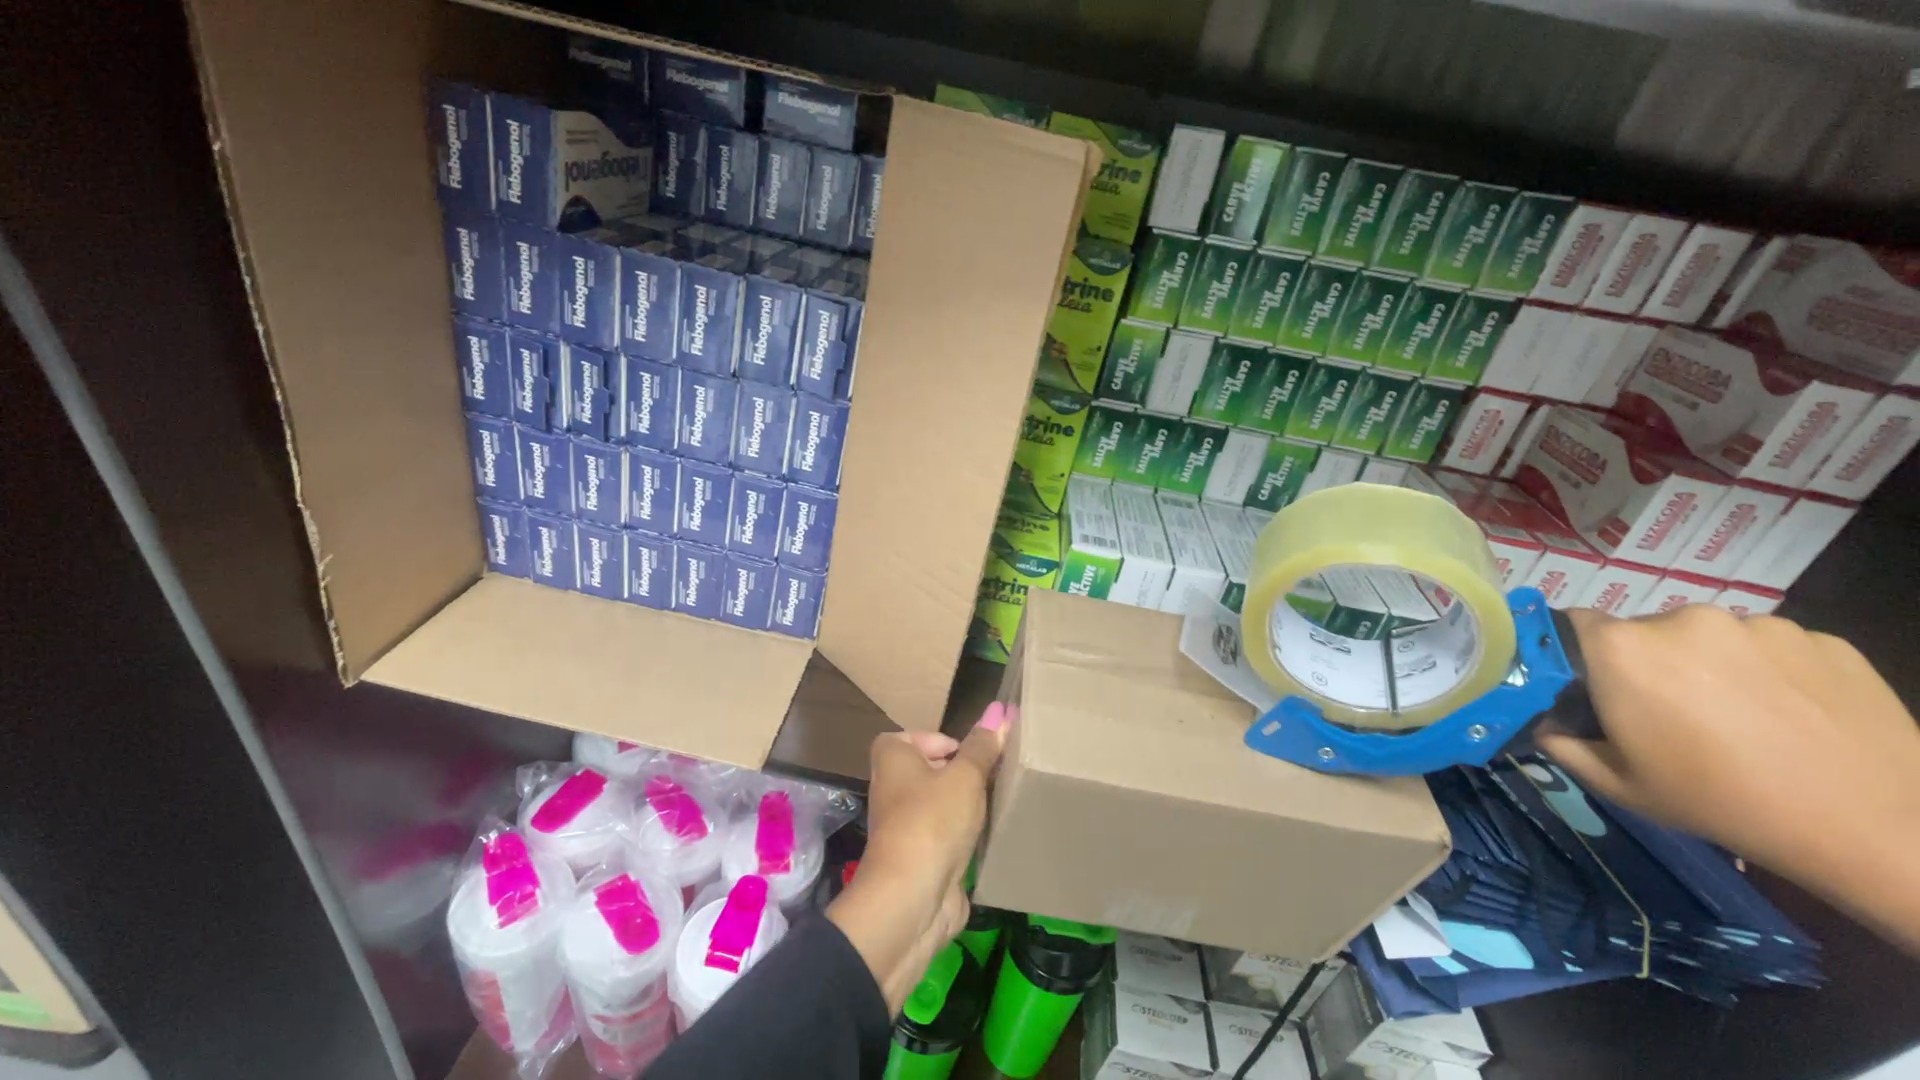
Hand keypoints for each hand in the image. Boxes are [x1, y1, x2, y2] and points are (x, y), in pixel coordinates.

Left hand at [827, 703, 1009, 1012]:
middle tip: (993, 775)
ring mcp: (906, 829)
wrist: (912, 899)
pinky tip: (993, 838)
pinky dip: (967, 838)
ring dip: (966, 807)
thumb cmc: (933, 822)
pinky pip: (947, 839)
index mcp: (892, 762)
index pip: (906, 738)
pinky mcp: (922, 860)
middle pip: (927, 772)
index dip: (936, 740)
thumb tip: (1000, 710)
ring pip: (940, 807)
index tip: (967, 752)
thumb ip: (983, 747)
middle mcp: (893, 791)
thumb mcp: (965, 777)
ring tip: (998, 804)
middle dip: (960, 774)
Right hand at [1539, 605, 1919, 951]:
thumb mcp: (1621, 786)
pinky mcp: (1821, 636)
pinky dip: (1769, 673)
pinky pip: (1772, 647)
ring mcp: (1759, 624)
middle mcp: (1683, 618)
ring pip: (1712, 637)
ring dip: (1711, 666)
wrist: (1871, 823)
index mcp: (1623, 649)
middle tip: (1669, 713)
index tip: (1593, 689)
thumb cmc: (1721, 801)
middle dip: (1649, 664)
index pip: (1574, 624)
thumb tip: (1545, 724)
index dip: (1577, 655)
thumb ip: (1566, 746)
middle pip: (1646, 631)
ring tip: (1740, 718)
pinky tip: (1789, 716)